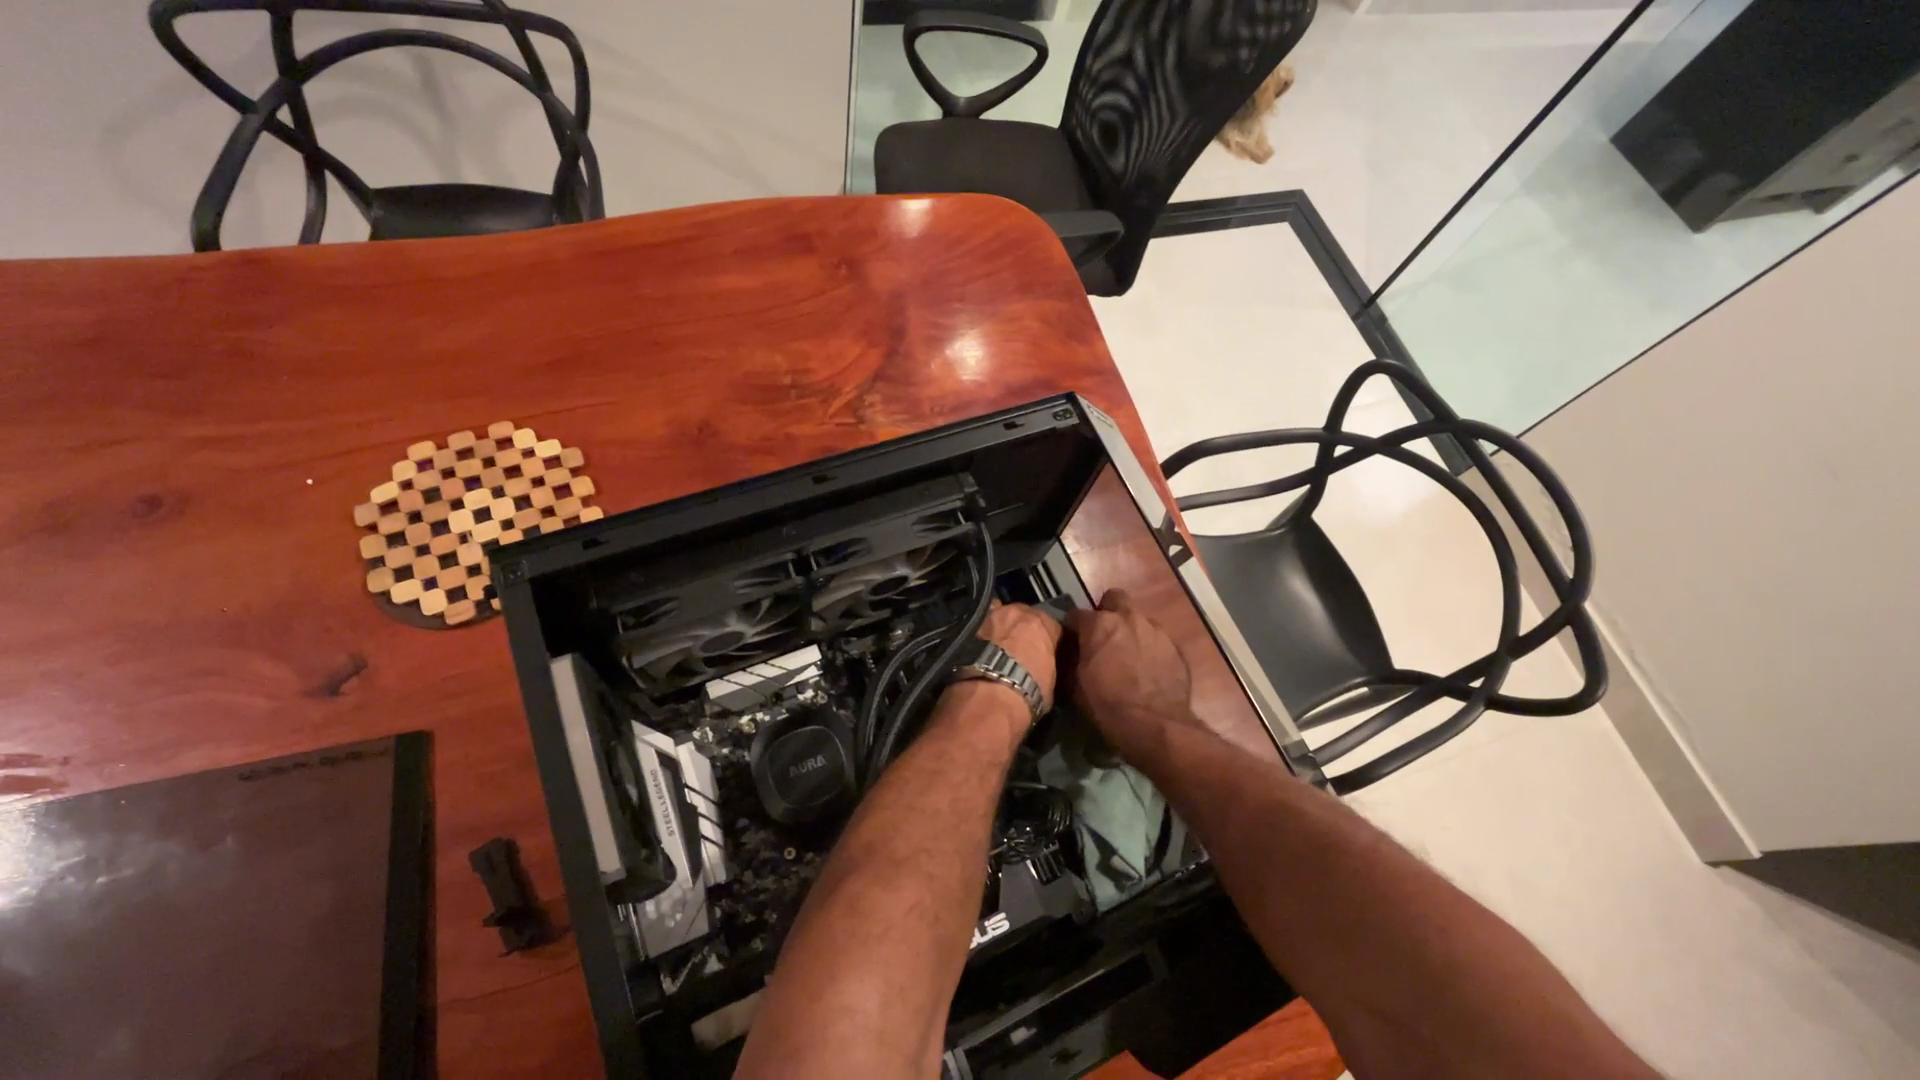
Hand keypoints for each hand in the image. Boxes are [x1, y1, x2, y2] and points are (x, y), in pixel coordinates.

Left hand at [975, 601, 1061, 714]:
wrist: (992, 690)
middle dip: (1021, 629)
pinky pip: (977, 625)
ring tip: (994, 646)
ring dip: (998, 627)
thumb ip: (1046, 666)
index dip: (1047, 640)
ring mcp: (991, 615)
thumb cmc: (1028, 688)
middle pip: (1023, 616)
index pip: (1051, 626)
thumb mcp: (1049, 681)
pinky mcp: (967, 625)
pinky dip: (978, 634)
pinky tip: (976, 648)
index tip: (1043, 651)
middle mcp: (1018, 612)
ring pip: (997, 614)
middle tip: (1017, 649)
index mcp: (1044, 624)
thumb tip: (1041, 670)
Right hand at [1064, 589, 1200, 760]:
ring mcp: (1156, 630)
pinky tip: (1149, 670)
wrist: (1155, 725)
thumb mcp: (1076, 686)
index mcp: (1099, 625)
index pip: (1076, 614)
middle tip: (1104, 636)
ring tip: (1130, 656)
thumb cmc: (1108, 706)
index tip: (1072, 640)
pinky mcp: (1176, 647)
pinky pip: (1158, 641)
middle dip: (1107, 612)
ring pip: (1140, 619)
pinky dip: (1151, 649)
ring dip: (1132, 631)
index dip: (1072, 628)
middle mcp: (1128, 618)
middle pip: (1114, 599)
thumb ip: (1071, 660)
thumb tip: (1069, 652)